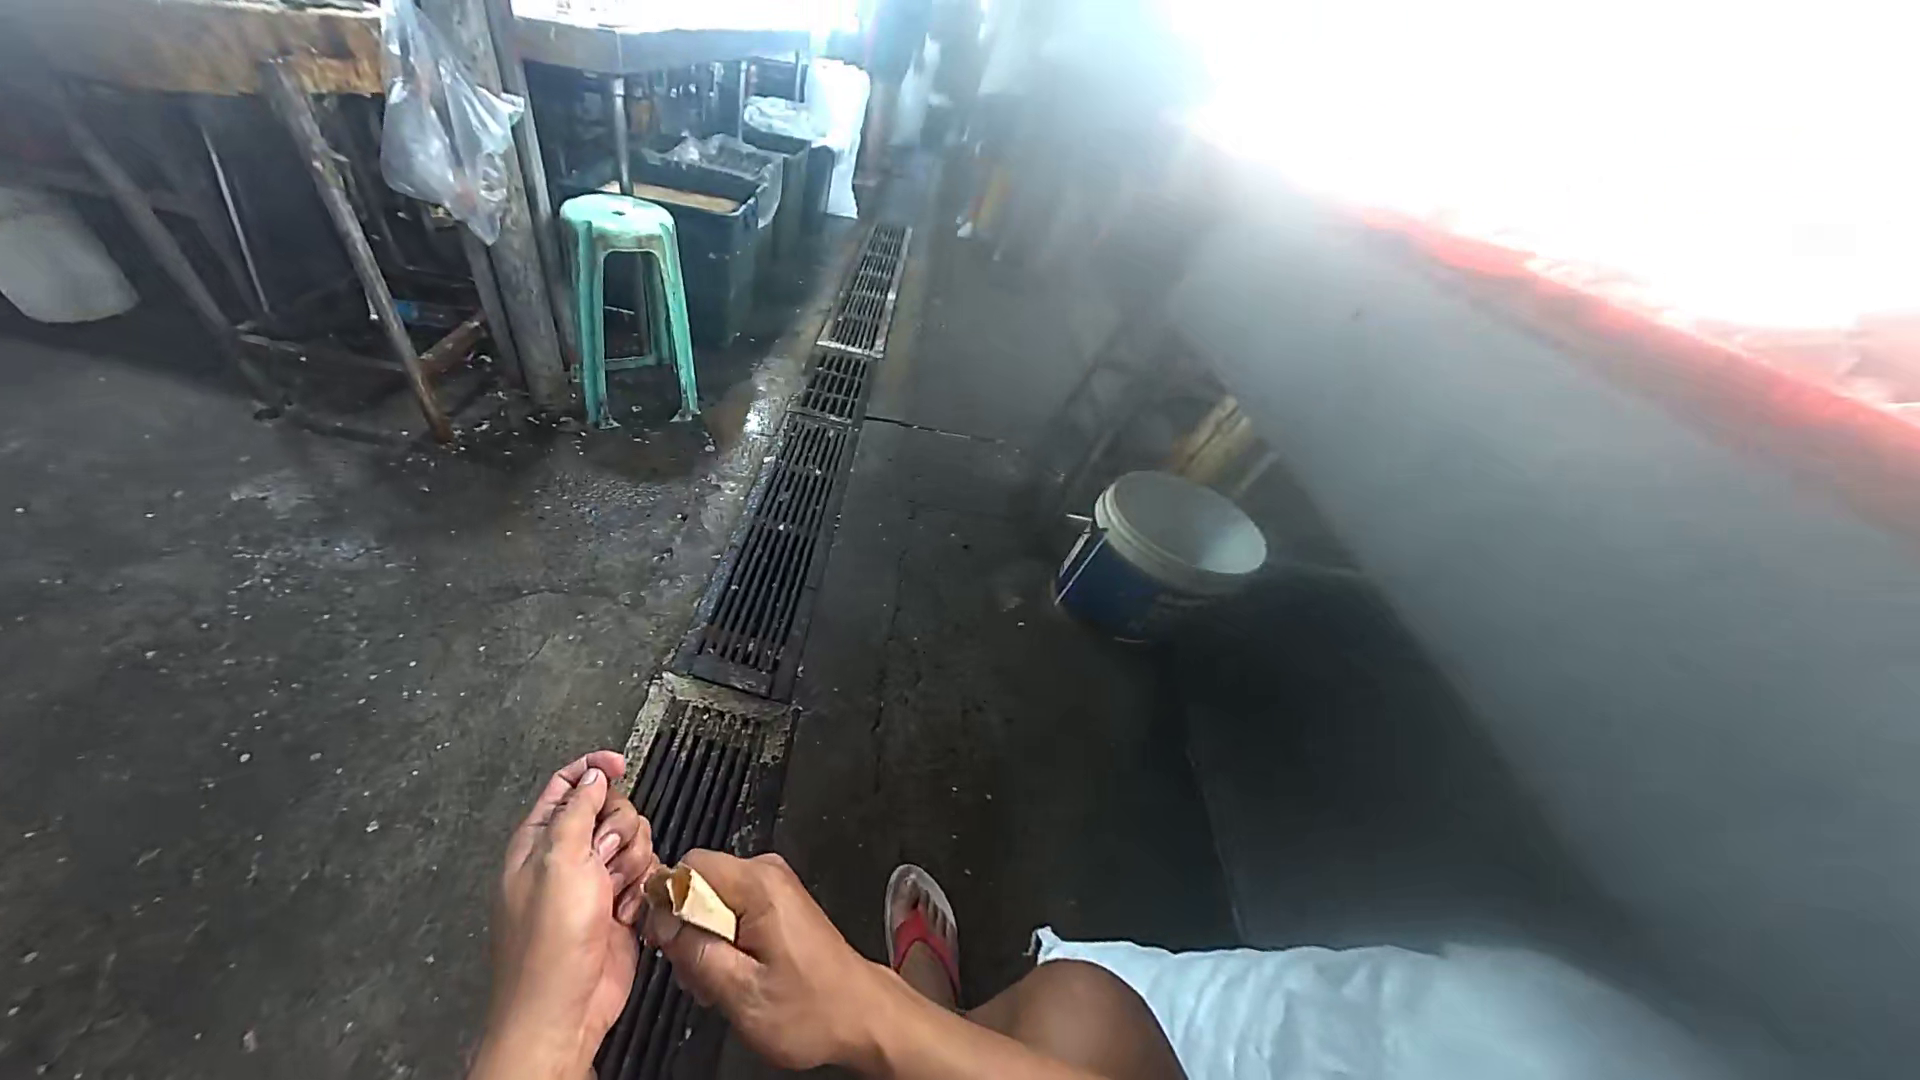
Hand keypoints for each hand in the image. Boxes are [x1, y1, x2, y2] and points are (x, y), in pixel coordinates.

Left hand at [473, 751, 659, 1079]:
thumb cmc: (548, 945)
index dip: (594, 768)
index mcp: (540, 841)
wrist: (565, 1009)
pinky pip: (646, 870)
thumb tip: (593, 776)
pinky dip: (642, 887)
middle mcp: (566, 856)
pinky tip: (625, 910)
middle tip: (604, 856)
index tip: (620, 765)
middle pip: (612, 809)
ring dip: (633, 861)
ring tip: (615, 891)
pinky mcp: (618, 900)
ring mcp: (593, 880)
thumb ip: (577, 810)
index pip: (567, 784)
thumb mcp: (559, 862)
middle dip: (621, 828)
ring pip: (635, 838)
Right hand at [644, 850, 900, 1071]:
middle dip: (686, 928)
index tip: (666, 941)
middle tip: (699, 974)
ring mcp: (772, 885)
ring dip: (703, 940)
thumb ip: (695, 952)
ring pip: (711, 899)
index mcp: (760, 884)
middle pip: (699, 882)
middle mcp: (767, 873)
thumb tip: (662, 922)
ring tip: (722, 982)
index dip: (667, 901)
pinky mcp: (775, 900)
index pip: (689, 865)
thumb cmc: (811, 1006)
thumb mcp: (740, 991)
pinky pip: (729, 908)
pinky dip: (722, 940)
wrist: (855, 1010)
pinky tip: (734, 973)